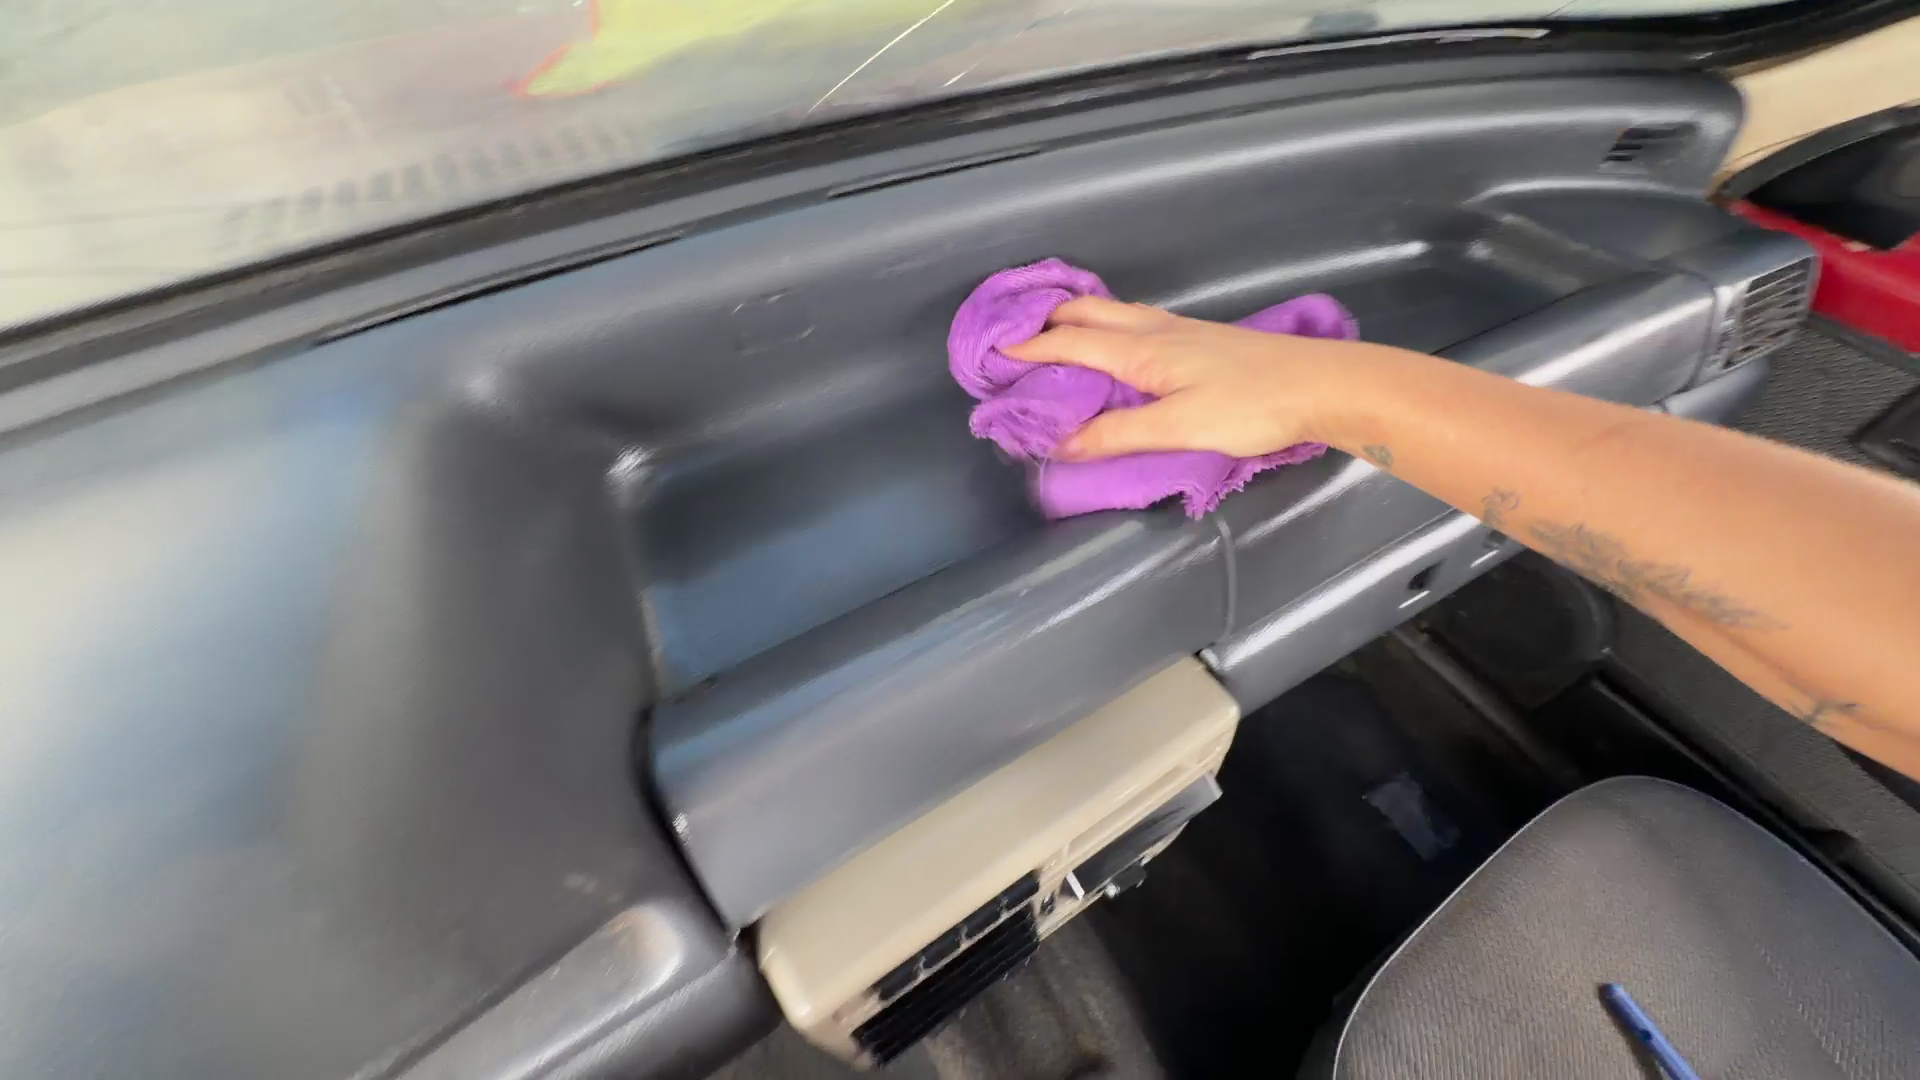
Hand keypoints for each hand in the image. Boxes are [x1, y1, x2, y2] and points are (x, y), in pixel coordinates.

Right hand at [1003, 296, 1403, 459]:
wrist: (1322, 385)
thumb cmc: (1249, 406)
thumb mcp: (1177, 428)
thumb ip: (1117, 434)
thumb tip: (1060, 445)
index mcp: (1141, 351)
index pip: (1071, 342)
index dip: (1030, 347)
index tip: (994, 353)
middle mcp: (1154, 330)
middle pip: (1088, 310)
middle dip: (1047, 318)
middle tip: (1017, 336)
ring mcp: (1178, 329)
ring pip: (1112, 311)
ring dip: (1076, 317)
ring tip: (1052, 334)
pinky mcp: (1197, 338)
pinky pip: (1134, 321)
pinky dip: (1105, 325)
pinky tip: (1111, 344)